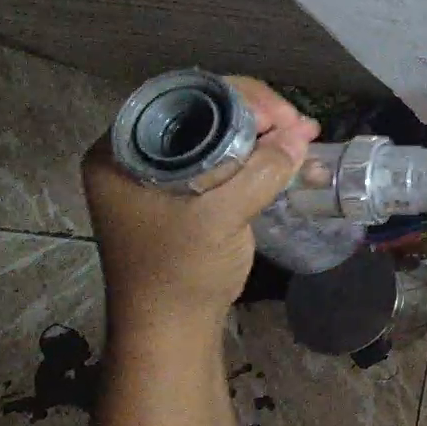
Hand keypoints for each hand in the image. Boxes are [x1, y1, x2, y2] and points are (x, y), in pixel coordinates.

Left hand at [82, 77, 320, 332]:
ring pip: (221, 132)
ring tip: (305, 135)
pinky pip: (227, 156)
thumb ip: (261, 172)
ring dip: (264, 132)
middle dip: (258, 114)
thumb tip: (302, 134)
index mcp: (121, 151)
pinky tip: (291, 153)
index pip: (183, 98)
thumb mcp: (220, 217)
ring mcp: (163, 173)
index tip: (281, 116)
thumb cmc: (180, 271)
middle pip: (205, 111)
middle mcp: (137, 154)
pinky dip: (260, 152)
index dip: (238, 97)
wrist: (171, 328)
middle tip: (299, 126)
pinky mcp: (188, 191)